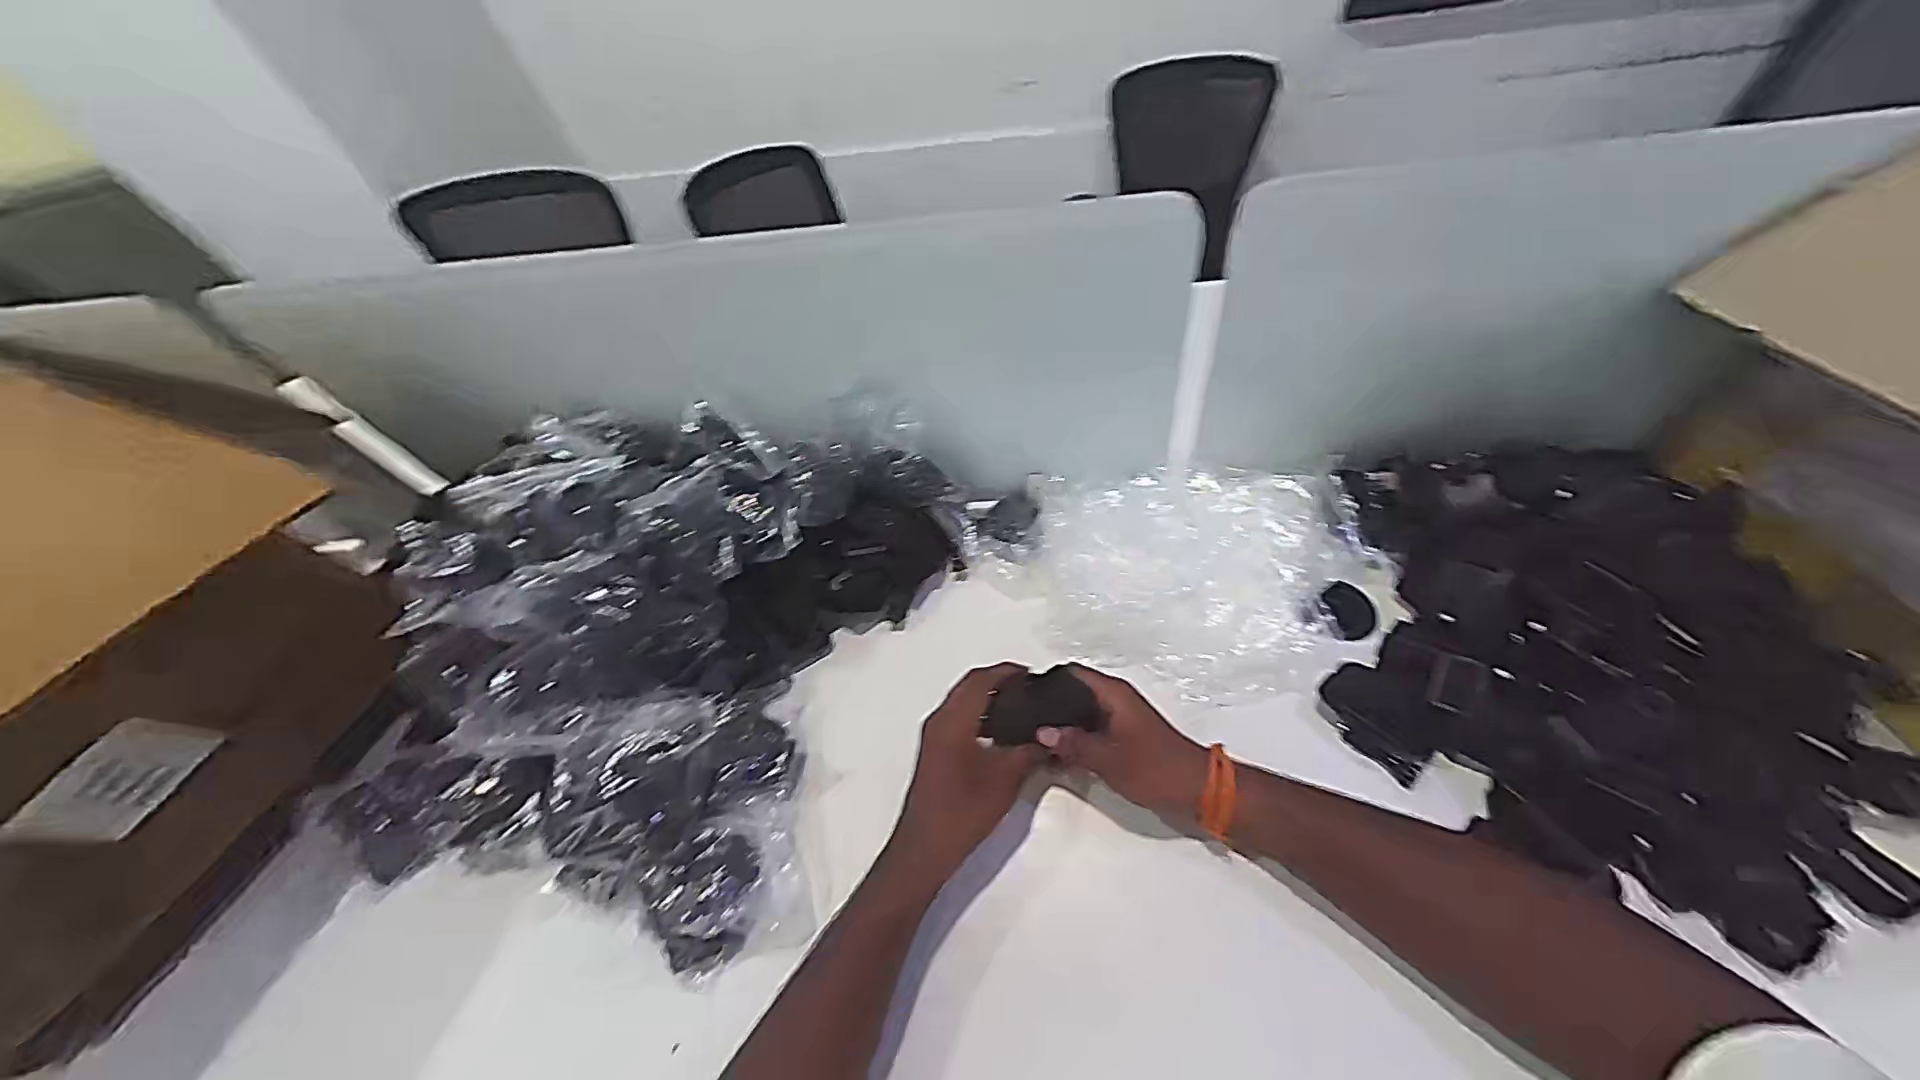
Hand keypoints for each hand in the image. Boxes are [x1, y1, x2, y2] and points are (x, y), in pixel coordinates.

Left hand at [885, 663, 1049, 879]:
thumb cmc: (962, 813)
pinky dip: (981, 716)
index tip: (1031, 674)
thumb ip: (1030, 752)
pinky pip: (960, 719)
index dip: (1007, 672)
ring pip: (964, 703)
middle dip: (999, 682)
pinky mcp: (936, 751)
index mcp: (952, 721)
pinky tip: (1003, 734)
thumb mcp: (1005, 779)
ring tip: (1021, 709)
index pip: (980, 680)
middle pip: (970, 687)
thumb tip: (1048, 738)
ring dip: (990, 699)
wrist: (926, 848)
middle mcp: (939, 722)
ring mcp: (934, 737)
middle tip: (1029, 689)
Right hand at [1038, 665, 1208, 822]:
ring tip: (1033, 741)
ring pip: (1079, 714)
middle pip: (1072, 693)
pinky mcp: (1121, 738)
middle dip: (1048, 706)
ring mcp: (1118, 719)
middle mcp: (1114, 700)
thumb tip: (1041, 733)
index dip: (1046, 681)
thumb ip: (1073, 744)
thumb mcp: (1108, 759)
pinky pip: (1089, 731)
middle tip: (1022, 721)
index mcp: (1113, 694)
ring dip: (1060, 726)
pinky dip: (1073, 740)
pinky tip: (1056, 757)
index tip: (1023, 695)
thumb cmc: (1156, 769)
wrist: (1196, 791)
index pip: (1071, 673)